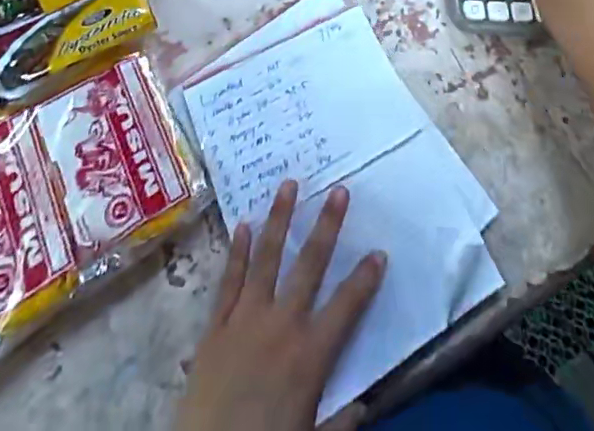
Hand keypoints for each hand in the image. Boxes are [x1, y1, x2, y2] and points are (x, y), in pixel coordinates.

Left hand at [177, 182, 385, 430]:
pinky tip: (241, 224)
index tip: (379, 252)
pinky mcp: (214, 325)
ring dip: (279, 220)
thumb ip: (339, 423)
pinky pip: (228, 280)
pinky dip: (236, 252)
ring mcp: (244, 319)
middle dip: (327, 227)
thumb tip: (363, 405)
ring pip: (266, 258)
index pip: (347, 307)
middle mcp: (280, 325)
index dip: (365, 279)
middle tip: (338, 191)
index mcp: (310, 355)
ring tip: (288, 186)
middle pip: (309, 266)